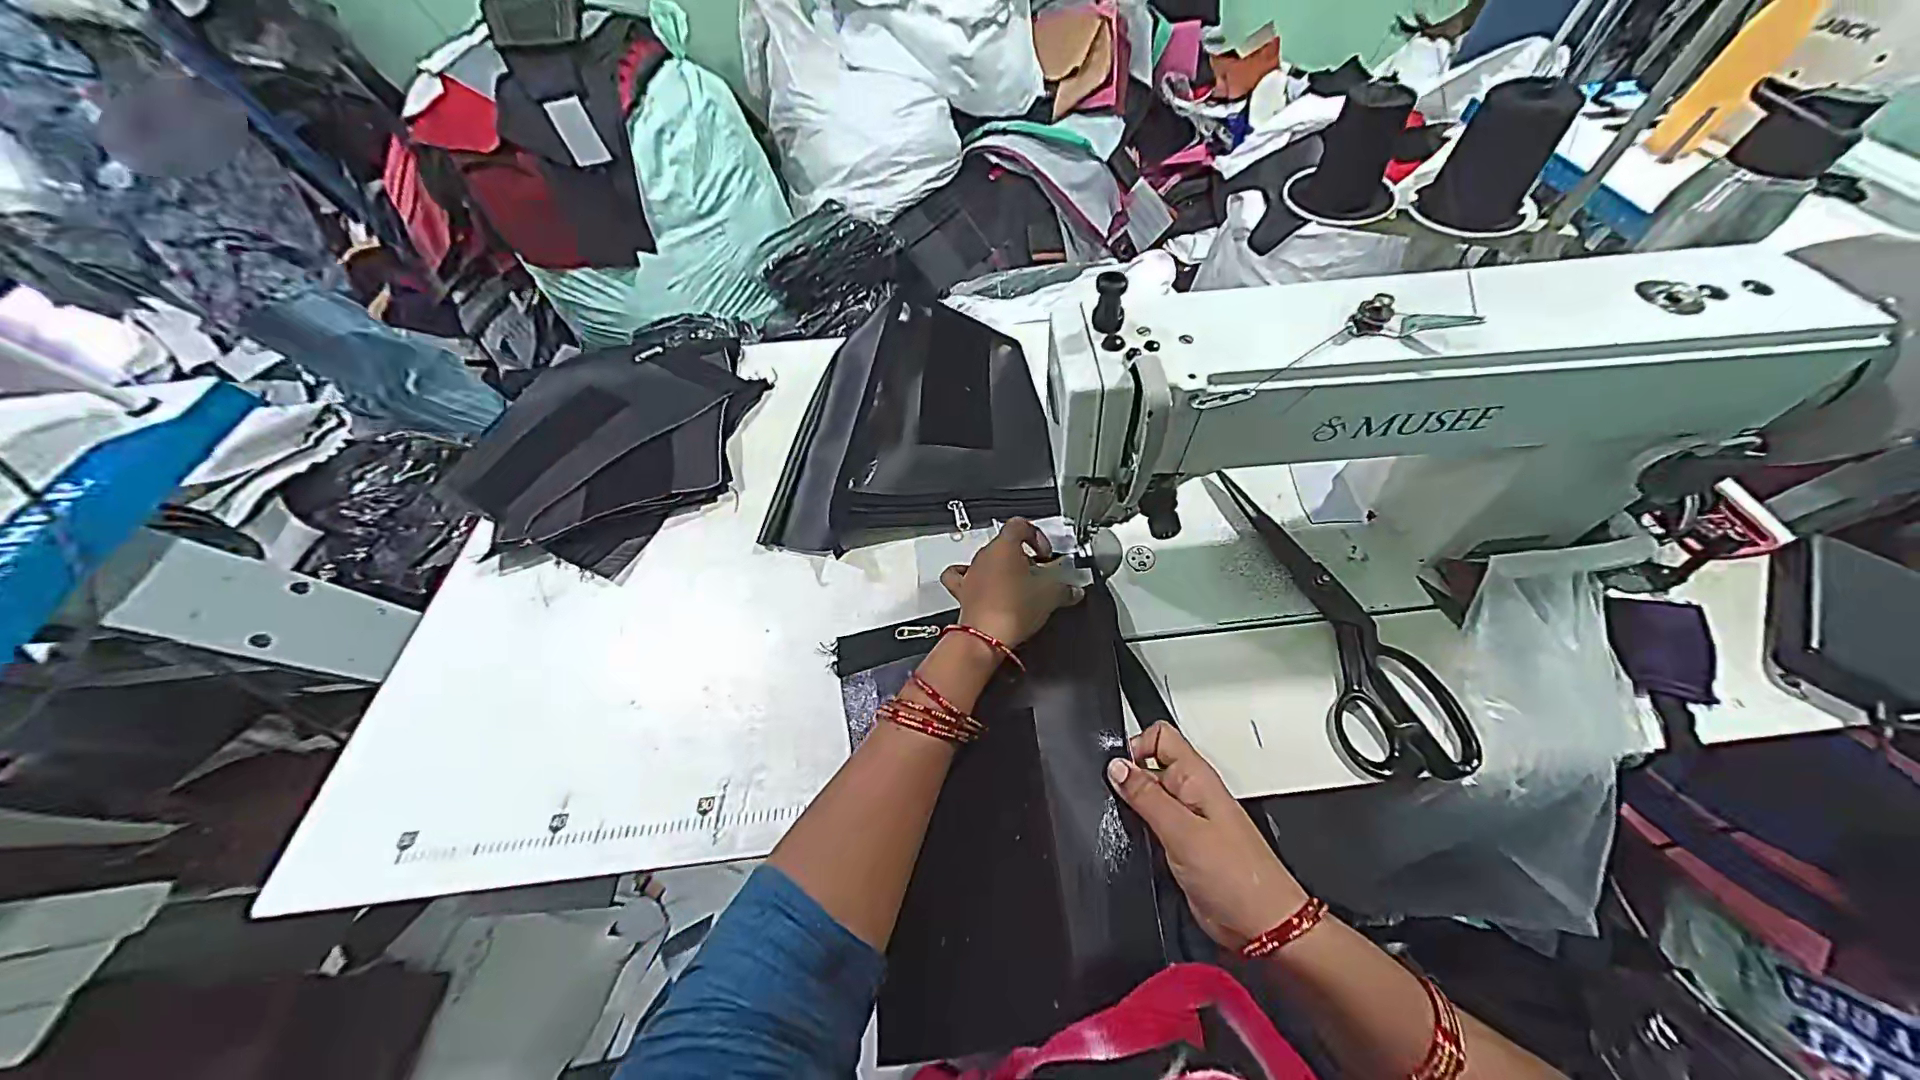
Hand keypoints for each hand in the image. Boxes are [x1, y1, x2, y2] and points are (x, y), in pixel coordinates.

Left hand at [940, 518, 1083, 647]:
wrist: (985, 638)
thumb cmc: (1010, 610)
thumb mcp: (1050, 595)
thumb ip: (1065, 588)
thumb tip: (1072, 590)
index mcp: (1005, 546)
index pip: (1020, 525)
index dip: (1037, 536)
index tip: (1046, 553)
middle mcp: (984, 556)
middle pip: (1005, 544)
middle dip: (1025, 557)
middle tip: (1040, 573)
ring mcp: (971, 574)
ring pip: (988, 561)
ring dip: (1004, 570)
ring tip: (1020, 586)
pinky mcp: (964, 593)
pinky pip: (964, 578)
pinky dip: (975, 581)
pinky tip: (987, 588)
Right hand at [1107, 722, 1310, 950]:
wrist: (1262, 925)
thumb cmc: (1241, 879)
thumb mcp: (1182, 831)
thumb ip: (1146, 796)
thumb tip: (1117, 767)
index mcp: (1196, 777)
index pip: (1160, 736)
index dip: (1135, 746)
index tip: (1121, 772)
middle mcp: (1192, 793)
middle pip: (1148, 765)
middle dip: (1131, 782)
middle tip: (1132, 806)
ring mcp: (1187, 818)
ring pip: (1148, 797)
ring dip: (1136, 810)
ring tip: (1144, 830)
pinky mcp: (1183, 843)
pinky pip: (1153, 824)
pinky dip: (1143, 832)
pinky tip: (1148, 847)